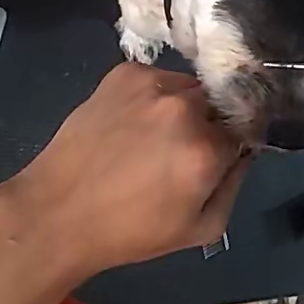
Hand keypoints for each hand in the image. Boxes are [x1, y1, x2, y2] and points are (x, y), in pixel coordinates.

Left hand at [0, 63, 248, 278]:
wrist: (56, 213)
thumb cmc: (130, 230)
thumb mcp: (199, 230)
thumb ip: (235, 185)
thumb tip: (244, 150)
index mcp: (207, 148)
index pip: (246, 127)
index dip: (236, 140)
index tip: (222, 152)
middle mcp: (185, 107)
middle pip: (220, 102)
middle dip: (212, 121)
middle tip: (184, 147)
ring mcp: (153, 84)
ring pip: (190, 86)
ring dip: (185, 106)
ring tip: (154, 134)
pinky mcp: (125, 72)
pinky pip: (158, 78)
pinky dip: (154, 96)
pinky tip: (132, 122)